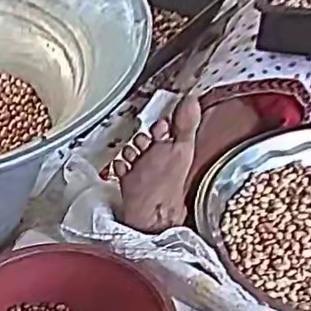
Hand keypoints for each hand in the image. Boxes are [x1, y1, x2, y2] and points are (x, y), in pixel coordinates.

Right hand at [107, 96, 202, 232]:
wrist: (149, 211)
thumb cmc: (166, 183)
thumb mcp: (182, 148)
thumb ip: (186, 123)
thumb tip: (191, 98)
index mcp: (172, 147)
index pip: (165, 126)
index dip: (160, 124)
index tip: (159, 128)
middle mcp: (158, 157)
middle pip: (145, 136)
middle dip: (142, 138)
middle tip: (144, 145)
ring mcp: (142, 169)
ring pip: (131, 149)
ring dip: (129, 150)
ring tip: (132, 157)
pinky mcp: (128, 180)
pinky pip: (119, 165)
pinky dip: (119, 164)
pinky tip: (123, 168)